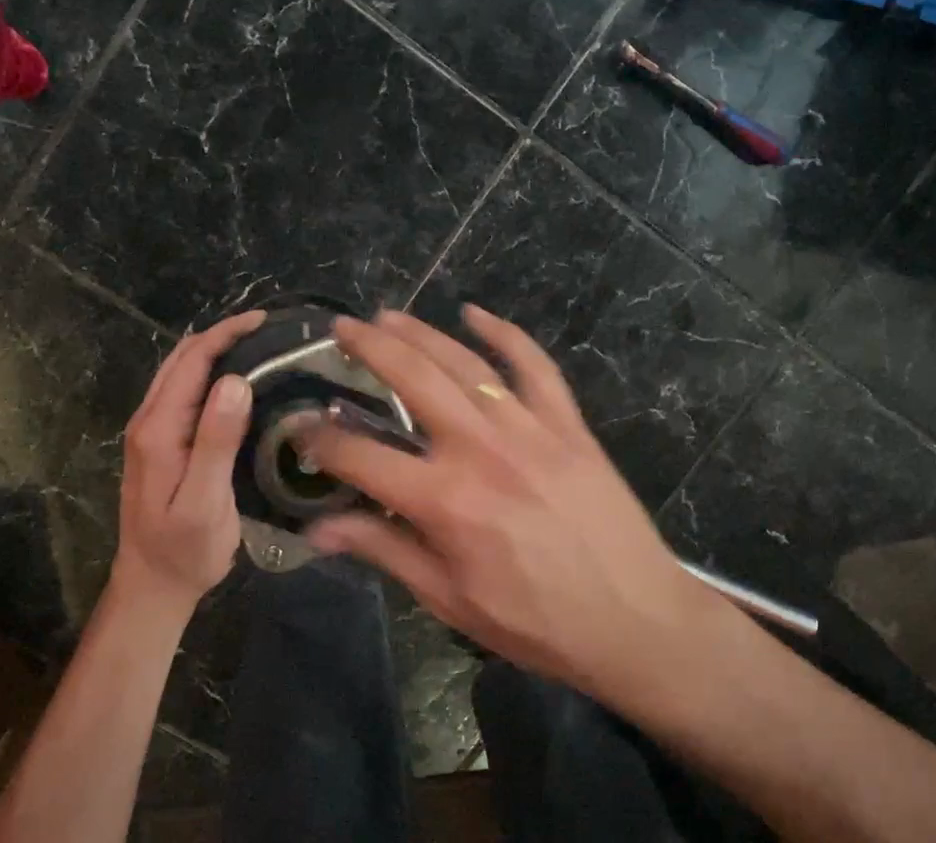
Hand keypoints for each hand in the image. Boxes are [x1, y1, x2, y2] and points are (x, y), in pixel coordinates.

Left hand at [112, 310, 264, 611]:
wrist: (152, 586)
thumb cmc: (184, 550)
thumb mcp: (204, 501)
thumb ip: (215, 442)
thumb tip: (235, 381)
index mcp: (158, 429)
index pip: (191, 362)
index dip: (226, 334)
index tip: (266, 322)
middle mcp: (148, 421)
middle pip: (182, 359)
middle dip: (222, 335)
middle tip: (270, 330)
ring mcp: (152, 432)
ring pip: (181, 374)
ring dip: (215, 351)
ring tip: (259, 346)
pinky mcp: (162, 444)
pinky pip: (185, 394)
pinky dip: (210, 374)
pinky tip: (239, 381)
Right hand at [303, 307, 727, 704]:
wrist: (635, 622)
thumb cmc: (535, 622)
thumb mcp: (449, 598)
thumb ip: (384, 551)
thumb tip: (317, 530)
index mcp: (444, 500)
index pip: (361, 456)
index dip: (321, 439)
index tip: (300, 427)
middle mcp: (480, 449)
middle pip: (412, 380)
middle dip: (368, 348)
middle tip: (340, 329)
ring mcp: (529, 429)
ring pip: (464, 363)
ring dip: (421, 332)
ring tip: (387, 315)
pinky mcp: (568, 424)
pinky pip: (534, 365)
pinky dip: (504, 333)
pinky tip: (475, 313)